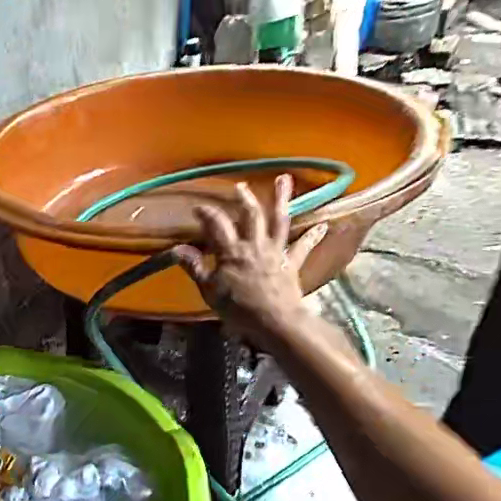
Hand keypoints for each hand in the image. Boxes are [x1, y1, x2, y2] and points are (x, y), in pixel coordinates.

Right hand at [171, 174, 329, 349]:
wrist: (275, 321)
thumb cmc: (239, 308)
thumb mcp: (210, 291)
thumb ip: (194, 268)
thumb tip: (177, 249)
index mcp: (232, 251)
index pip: (216, 224)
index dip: (206, 213)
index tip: (198, 207)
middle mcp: (255, 244)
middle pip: (250, 215)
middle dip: (245, 199)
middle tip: (241, 186)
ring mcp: (275, 251)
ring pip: (279, 220)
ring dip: (281, 199)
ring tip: (285, 180)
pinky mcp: (291, 263)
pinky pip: (303, 247)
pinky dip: (313, 236)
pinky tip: (323, 225)